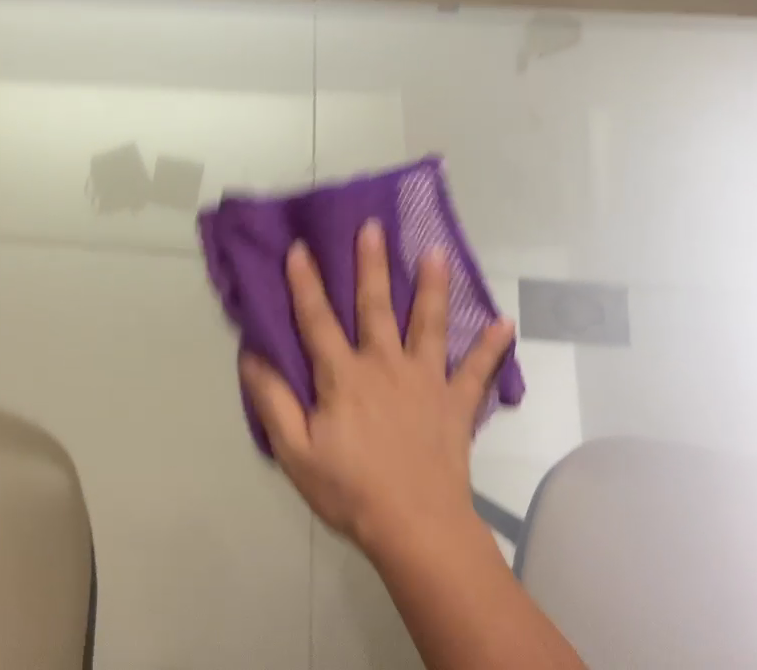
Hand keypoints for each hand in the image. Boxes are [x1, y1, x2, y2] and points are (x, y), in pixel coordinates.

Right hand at [239, 220, 515, 562]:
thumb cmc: (349, 490)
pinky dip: (492, 347)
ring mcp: (426, 383)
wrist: (418, 530)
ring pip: (429, 325)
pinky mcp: (456, 406)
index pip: (316, 319)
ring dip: (432, 287)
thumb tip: (251, 354)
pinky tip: (505, 323)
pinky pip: (478, 372)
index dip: (305, 283)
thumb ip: (272, 399)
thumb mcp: (294, 450)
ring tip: (436, 251)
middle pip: (376, 307)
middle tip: (373, 227)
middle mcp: (384, 366)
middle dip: (372, 265)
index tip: (299, 247)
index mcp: (342, 376)